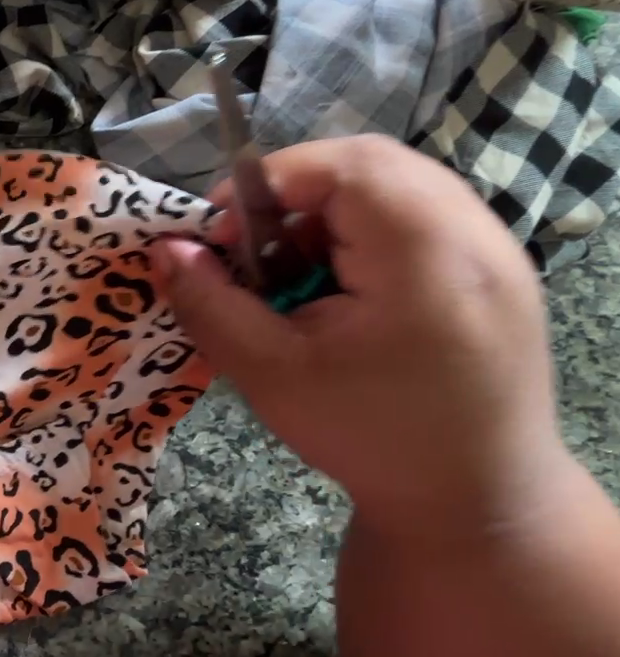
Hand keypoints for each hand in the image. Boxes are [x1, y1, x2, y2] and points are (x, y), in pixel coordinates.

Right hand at [152, 135, 571, 528]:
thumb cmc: (364, 432)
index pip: (350, 166)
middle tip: (243, 248)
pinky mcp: (486, 269)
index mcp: (429, 260)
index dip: (269, 180)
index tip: (219, 233)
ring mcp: (491, 251)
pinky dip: (351, 232)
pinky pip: (411, 215)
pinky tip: (327, 286)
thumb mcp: (266, 371)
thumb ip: (210, 303)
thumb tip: (164, 246)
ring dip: (317, 213)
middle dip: (288, 194)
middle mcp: (476, 238)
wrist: (469, 492)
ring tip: (282, 271)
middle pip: (373, 164)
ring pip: (391, 185)